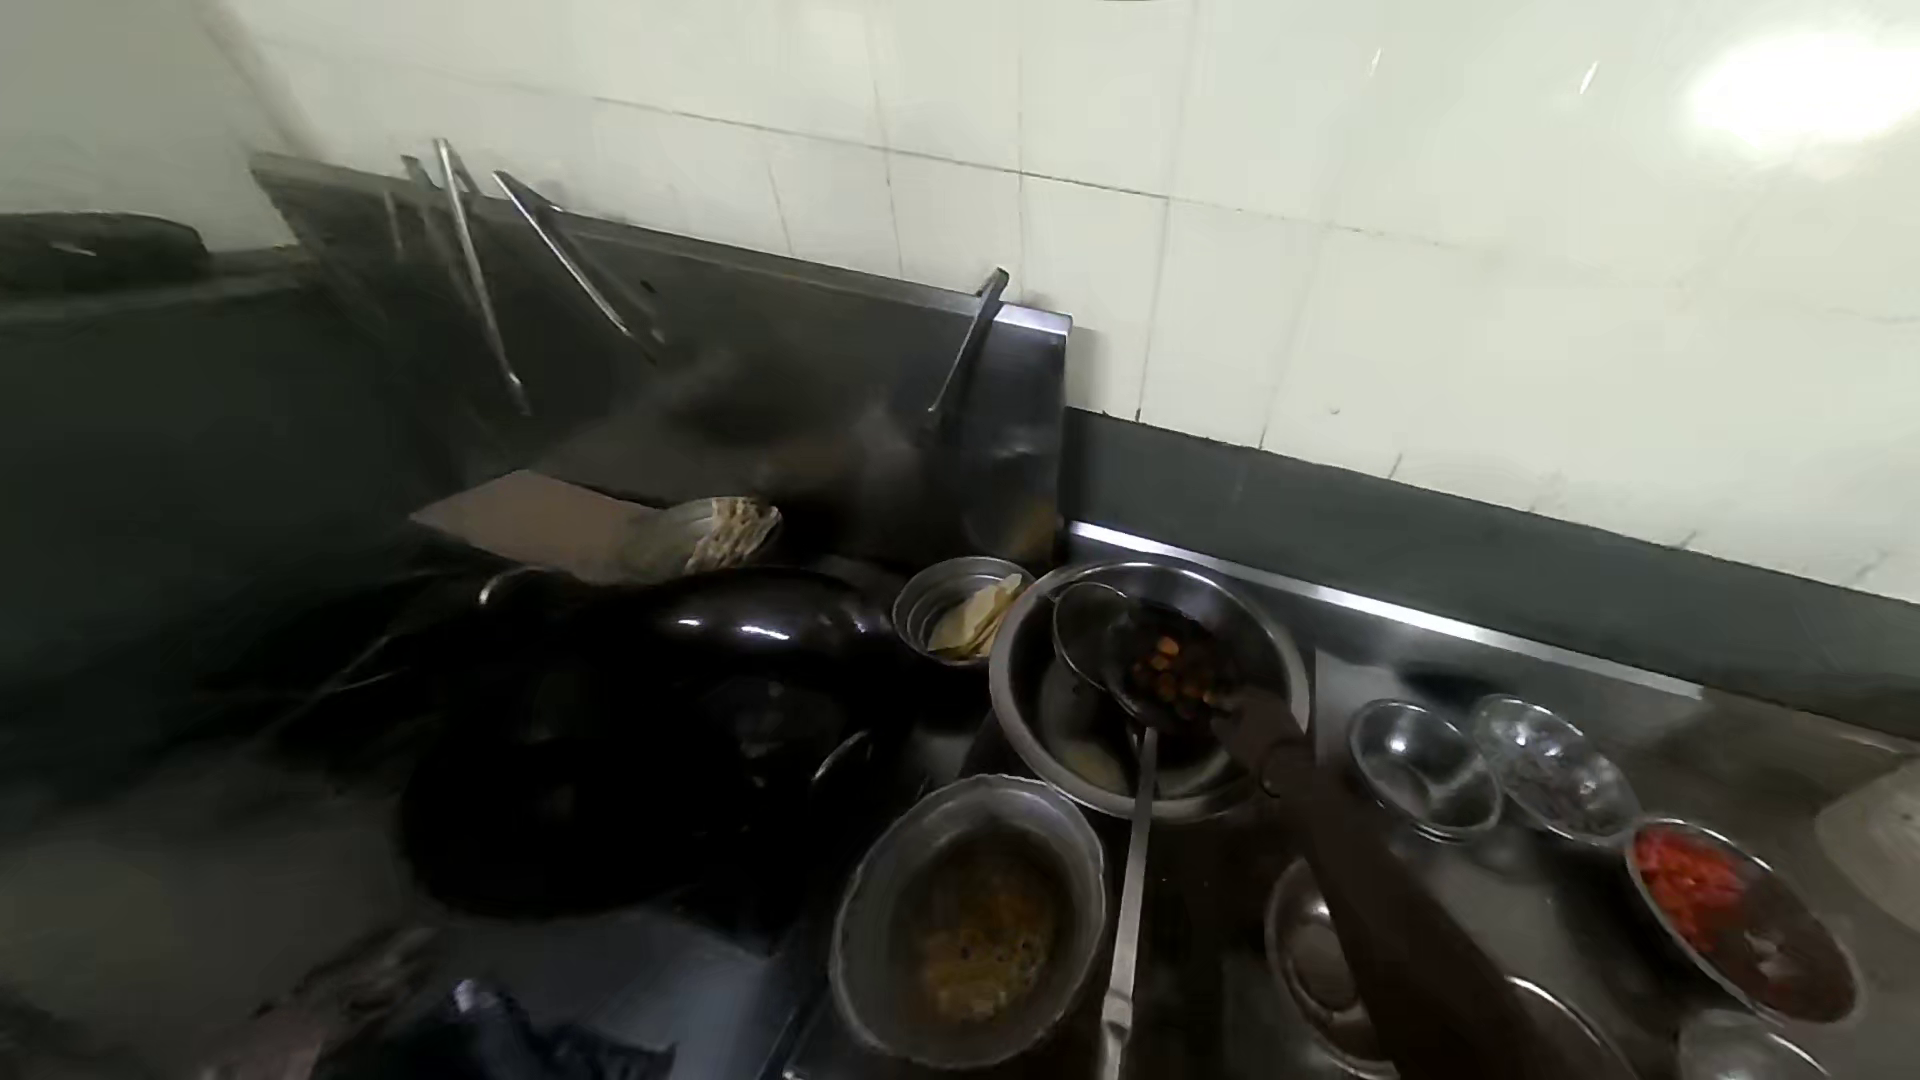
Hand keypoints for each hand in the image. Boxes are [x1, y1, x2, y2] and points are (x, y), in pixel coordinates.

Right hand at [1210, 686, 1312, 803]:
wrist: (1290, 763)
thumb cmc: (1255, 747)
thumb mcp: (1231, 739)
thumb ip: (1220, 727)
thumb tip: (1215, 720)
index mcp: (1251, 699)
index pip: (1230, 696)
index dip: (1218, 699)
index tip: (1208, 700)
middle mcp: (1267, 698)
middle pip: (1249, 694)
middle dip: (1237, 698)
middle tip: (1227, 705)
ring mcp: (1281, 708)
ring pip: (1262, 702)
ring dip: (1251, 706)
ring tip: (1241, 714)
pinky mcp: (1291, 720)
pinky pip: (1271, 711)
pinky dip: (1262, 713)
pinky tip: (1256, 721)